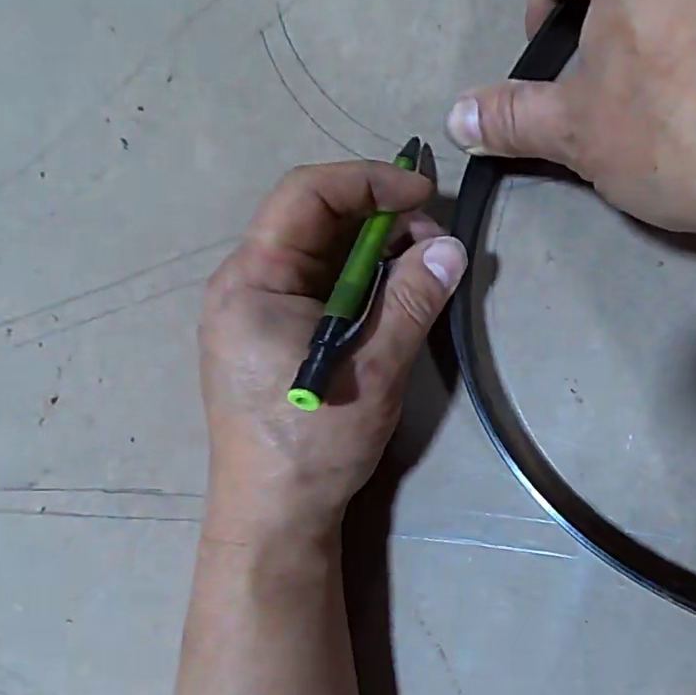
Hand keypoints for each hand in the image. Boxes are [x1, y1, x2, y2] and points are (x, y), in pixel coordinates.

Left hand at [200, 161, 467, 540]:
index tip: (422, 194)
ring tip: (419, 269)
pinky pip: (316, 286)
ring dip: (371, 251)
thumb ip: (412, 301)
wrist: (275, 514)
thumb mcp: (374, 368)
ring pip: (318, 254)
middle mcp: (244, 286)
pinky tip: (392, 295)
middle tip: (431, 241)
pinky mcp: (271, 336)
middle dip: (376, 218)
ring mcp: (254, 313)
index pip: (305, 195)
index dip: (366, 180)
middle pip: (311, 221)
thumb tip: (451, 248)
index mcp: (250, 281)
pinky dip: (358, 281)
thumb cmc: (313, 443)